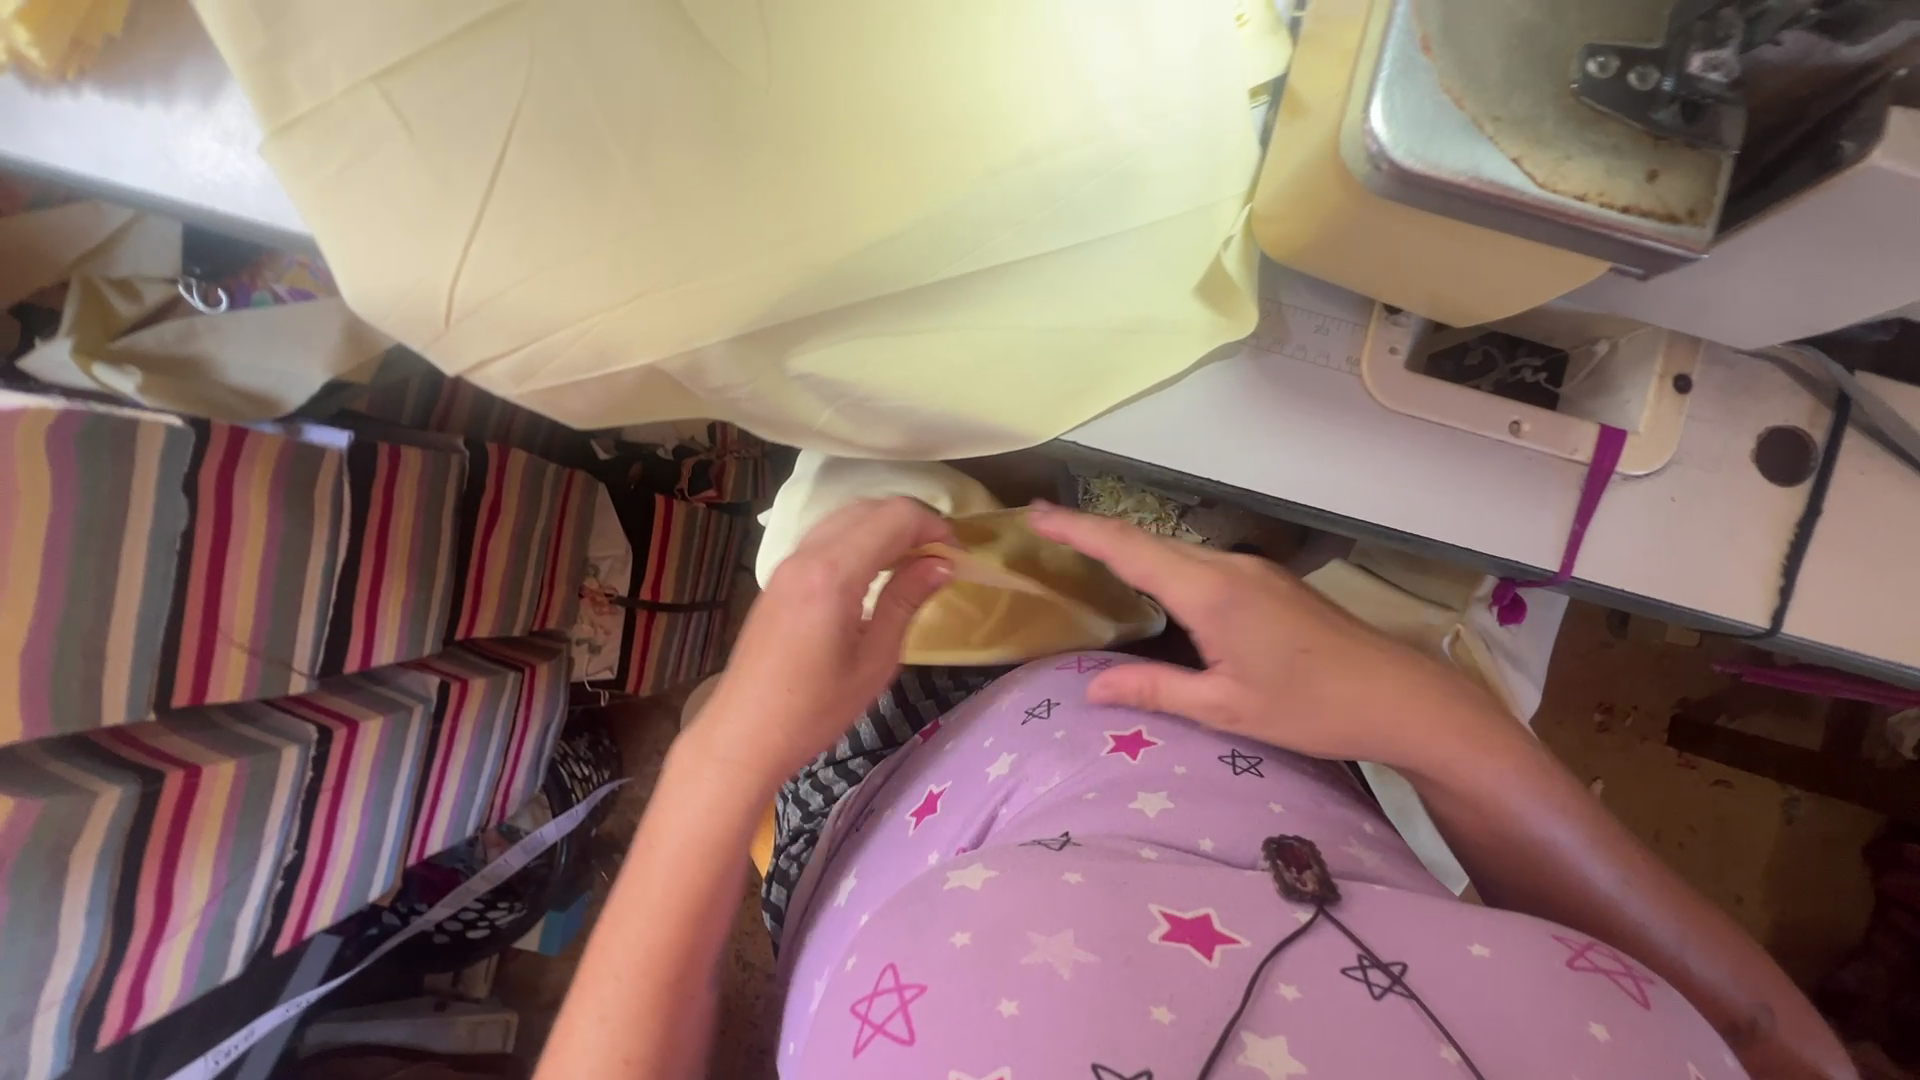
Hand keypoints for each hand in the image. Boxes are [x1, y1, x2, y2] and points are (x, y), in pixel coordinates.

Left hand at [686, 497, 954, 786]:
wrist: (743, 734)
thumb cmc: (815, 710)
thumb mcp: (875, 661)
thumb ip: (907, 601)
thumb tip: (942, 564)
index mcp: (834, 575)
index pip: (896, 517)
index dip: (934, 526)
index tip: (957, 556)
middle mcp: (807, 555)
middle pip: (871, 507)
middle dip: (913, 523)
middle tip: (939, 559)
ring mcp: (788, 562)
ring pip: (847, 515)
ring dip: (885, 527)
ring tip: (913, 563)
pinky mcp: (780, 576)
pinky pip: (827, 535)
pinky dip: (859, 537)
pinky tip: (876, 571)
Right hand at [1028, 502, 1509, 768]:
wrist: (1402, 697)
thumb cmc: (1313, 709)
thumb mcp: (1226, 709)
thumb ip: (1154, 690)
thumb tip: (1090, 687)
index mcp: (1211, 594)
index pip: (1129, 549)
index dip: (1077, 529)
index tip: (1035, 514)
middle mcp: (1228, 567)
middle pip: (1145, 540)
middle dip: (1090, 531)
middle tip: (1042, 529)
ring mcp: (1251, 569)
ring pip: (1172, 549)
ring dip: (1124, 546)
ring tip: (1079, 551)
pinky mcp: (1265, 581)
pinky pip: (1197, 562)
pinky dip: (1157, 563)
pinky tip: (1145, 581)